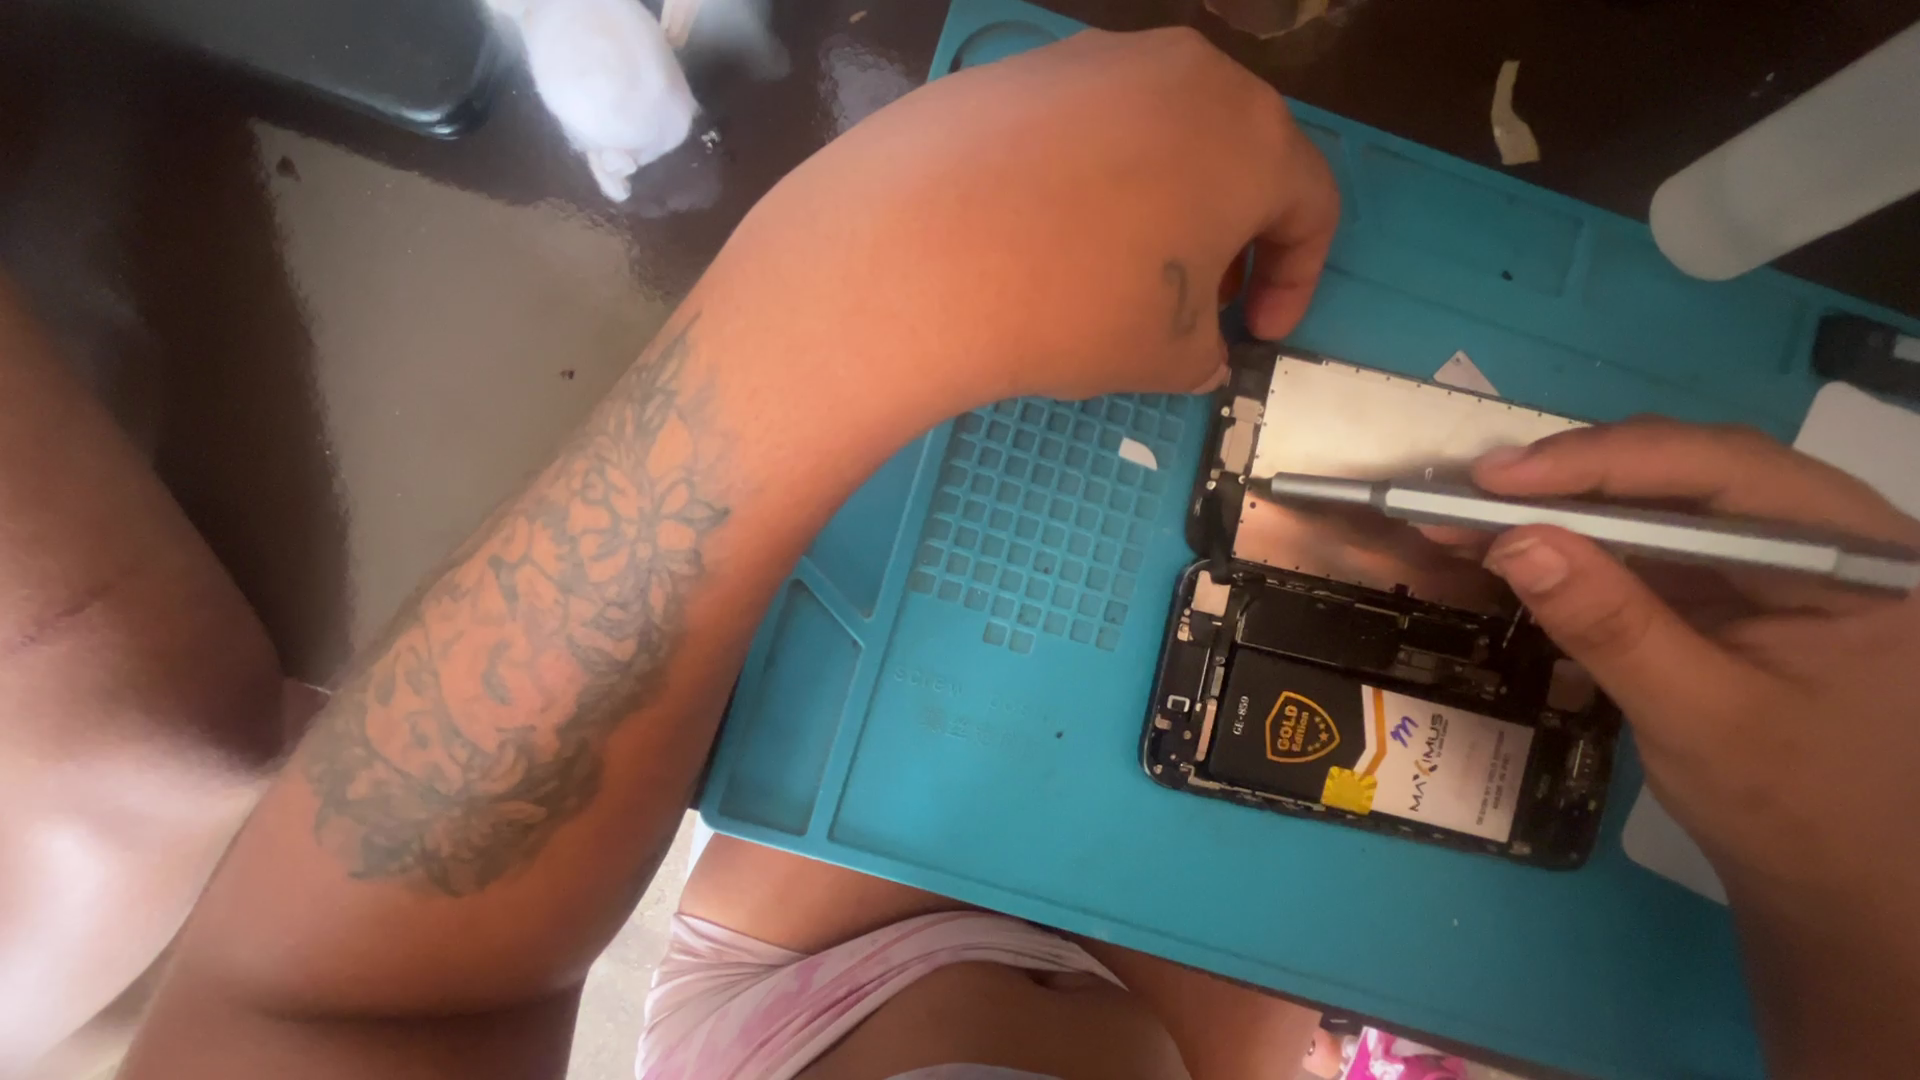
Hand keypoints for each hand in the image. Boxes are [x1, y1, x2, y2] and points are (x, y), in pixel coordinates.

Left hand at [716, 28, 1337, 410]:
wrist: (928, 254)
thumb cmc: (1080, 309)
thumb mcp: (1163, 355)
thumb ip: (1203, 352)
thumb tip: (1200, 352)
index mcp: (1252, 136)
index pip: (1311, 203)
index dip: (1296, 278)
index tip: (1256, 332)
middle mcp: (1185, 75)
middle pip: (1233, 157)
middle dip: (1226, 239)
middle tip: (1190, 303)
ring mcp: (1093, 61)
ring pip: (1154, 138)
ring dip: (1154, 206)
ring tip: (1108, 272)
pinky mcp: (1016, 74)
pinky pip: (1076, 133)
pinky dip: (1082, 185)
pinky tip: (1038, 237)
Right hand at [1464, 419, 1919, 903]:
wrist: (1834, 880)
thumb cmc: (1798, 810)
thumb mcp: (1699, 718)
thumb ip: (1612, 626)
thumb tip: (1513, 541)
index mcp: (1861, 558)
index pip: (1728, 472)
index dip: (1604, 462)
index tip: (1498, 478)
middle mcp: (1818, 537)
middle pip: (1685, 470)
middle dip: (1571, 477)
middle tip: (1472, 493)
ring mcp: (1764, 562)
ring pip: (1650, 500)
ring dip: (1555, 506)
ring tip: (1470, 516)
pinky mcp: (1718, 588)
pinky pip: (1633, 545)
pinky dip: (1563, 542)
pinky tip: (1507, 546)